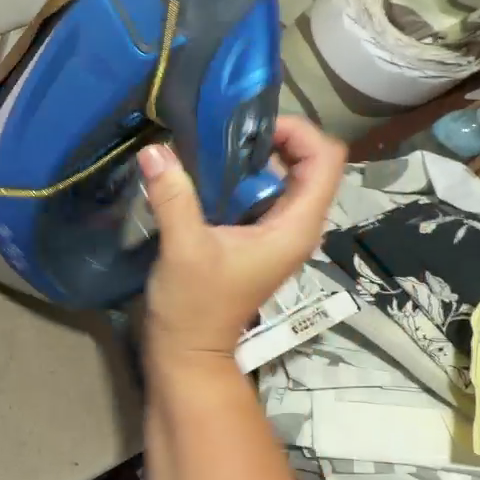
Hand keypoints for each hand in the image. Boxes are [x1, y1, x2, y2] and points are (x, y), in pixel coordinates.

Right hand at [137, 116, 346, 365]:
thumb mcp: (183, 248)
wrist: (186, 351)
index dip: (297, 133)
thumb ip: (172, 197)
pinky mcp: (252, 243)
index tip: (250, 128)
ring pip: (279, 182)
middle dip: (269, 143)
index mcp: (295, 226)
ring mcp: (275, 237)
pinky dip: (236, 184)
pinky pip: (257, 200)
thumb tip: (154, 150)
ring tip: (207, 154)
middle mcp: (295, 227)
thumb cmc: (194, 305)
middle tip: (220, 136)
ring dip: (249, 163)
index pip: (325, 158)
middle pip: (305, 165)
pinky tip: (202, 183)